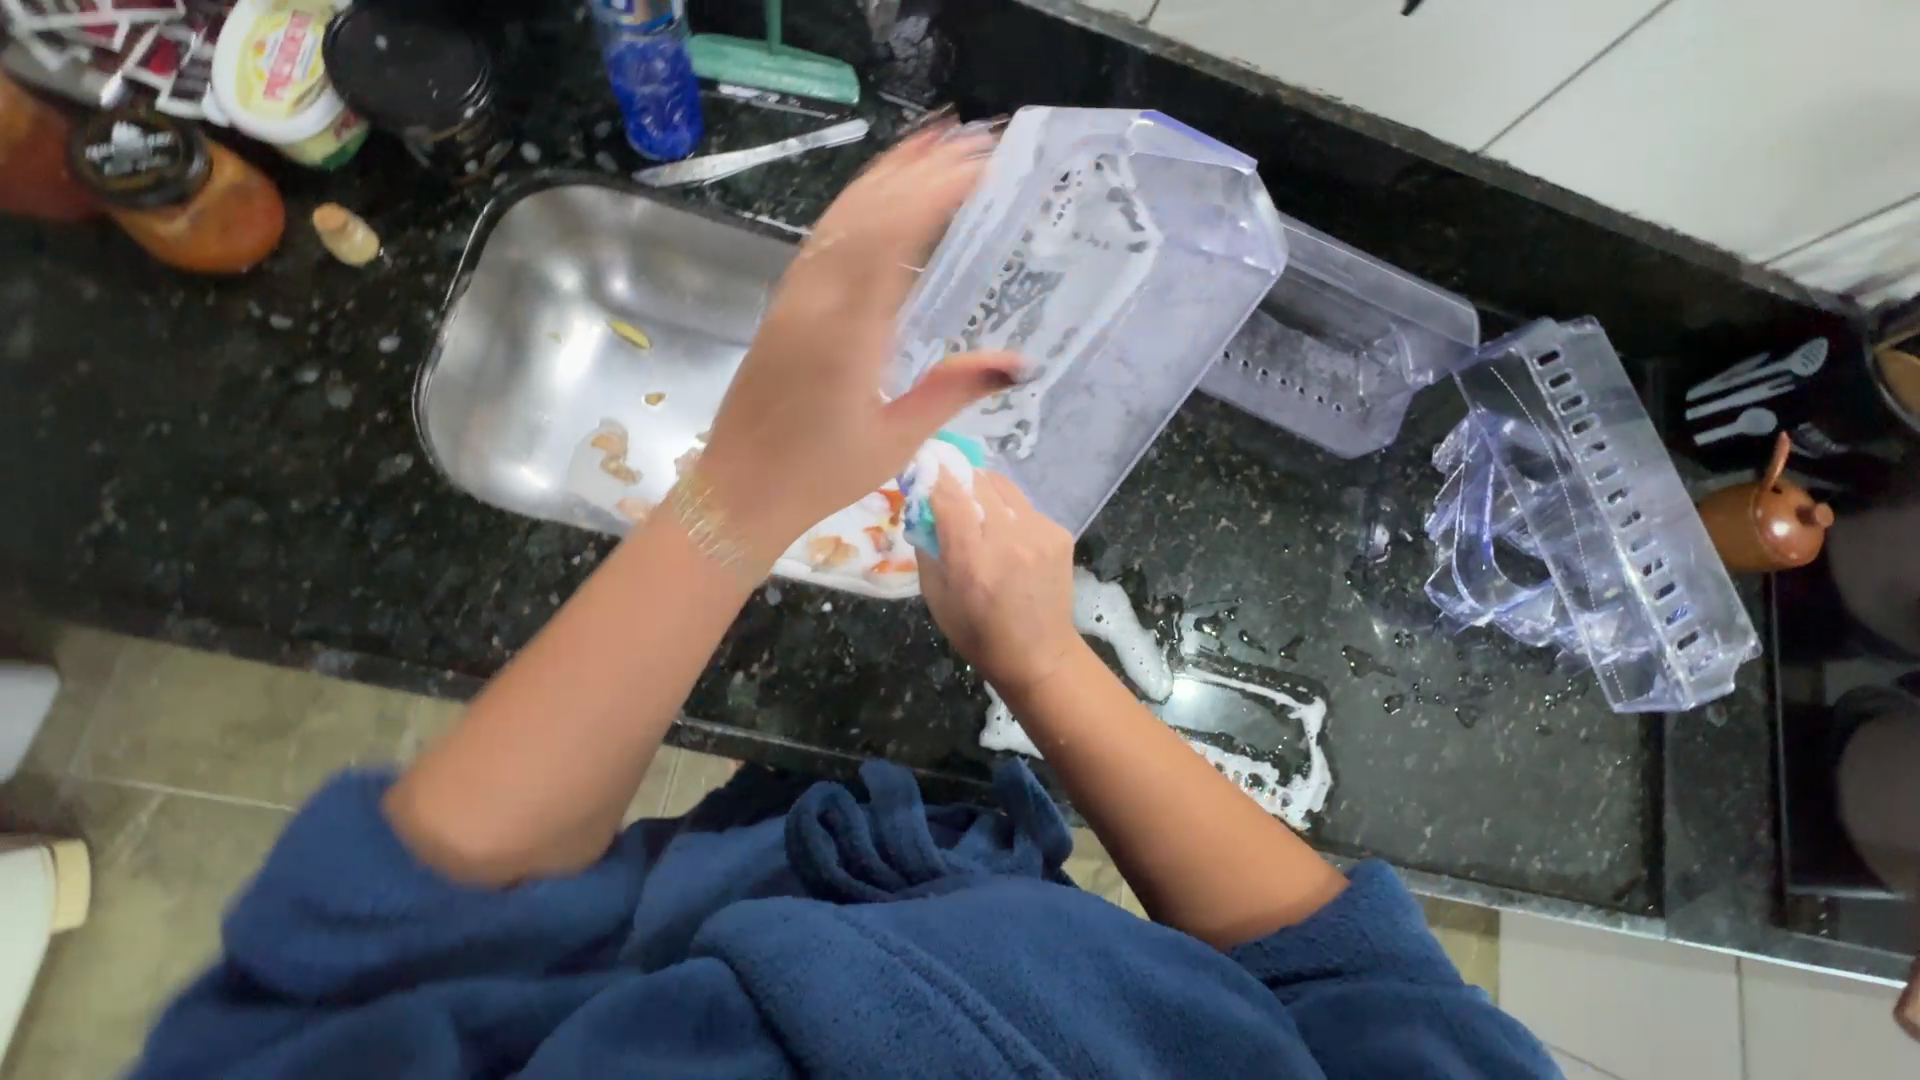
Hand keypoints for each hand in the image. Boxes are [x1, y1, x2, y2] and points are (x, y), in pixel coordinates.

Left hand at [694, 122, 1020, 567]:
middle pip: (868, 212)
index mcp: (848, 332)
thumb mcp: (896, 439)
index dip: (938, 190)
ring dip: (885, 176)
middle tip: (971, 137)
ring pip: (839, 218)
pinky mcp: (782, 307)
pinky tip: (878, 197)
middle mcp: (816, 300)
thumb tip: (1021, 363)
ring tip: (930, 144)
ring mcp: (792, 298)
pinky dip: (854, 206)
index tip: (981, 163)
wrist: (738, 491)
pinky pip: (821, 241)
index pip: (895, 236)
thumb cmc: (820, 475)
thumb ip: (954, 390)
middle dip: (920, 169)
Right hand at [918, 469, 1084, 695]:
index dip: (934, 476)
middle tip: (949, 482)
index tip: (924, 465)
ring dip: (986, 490)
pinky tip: (1008, 534)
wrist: (1038, 654)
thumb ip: (927, 547)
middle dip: (959, 478)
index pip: (949, 495)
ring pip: (1005, 488)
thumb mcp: (935, 596)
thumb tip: (923, 509)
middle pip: (978, 482)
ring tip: (978, 506)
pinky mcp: (1059, 534)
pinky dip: (1010, 511)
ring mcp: (1038, 534)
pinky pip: (1026, 507)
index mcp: (971, 559)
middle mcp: (1007, 539)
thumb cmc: (977, 632)